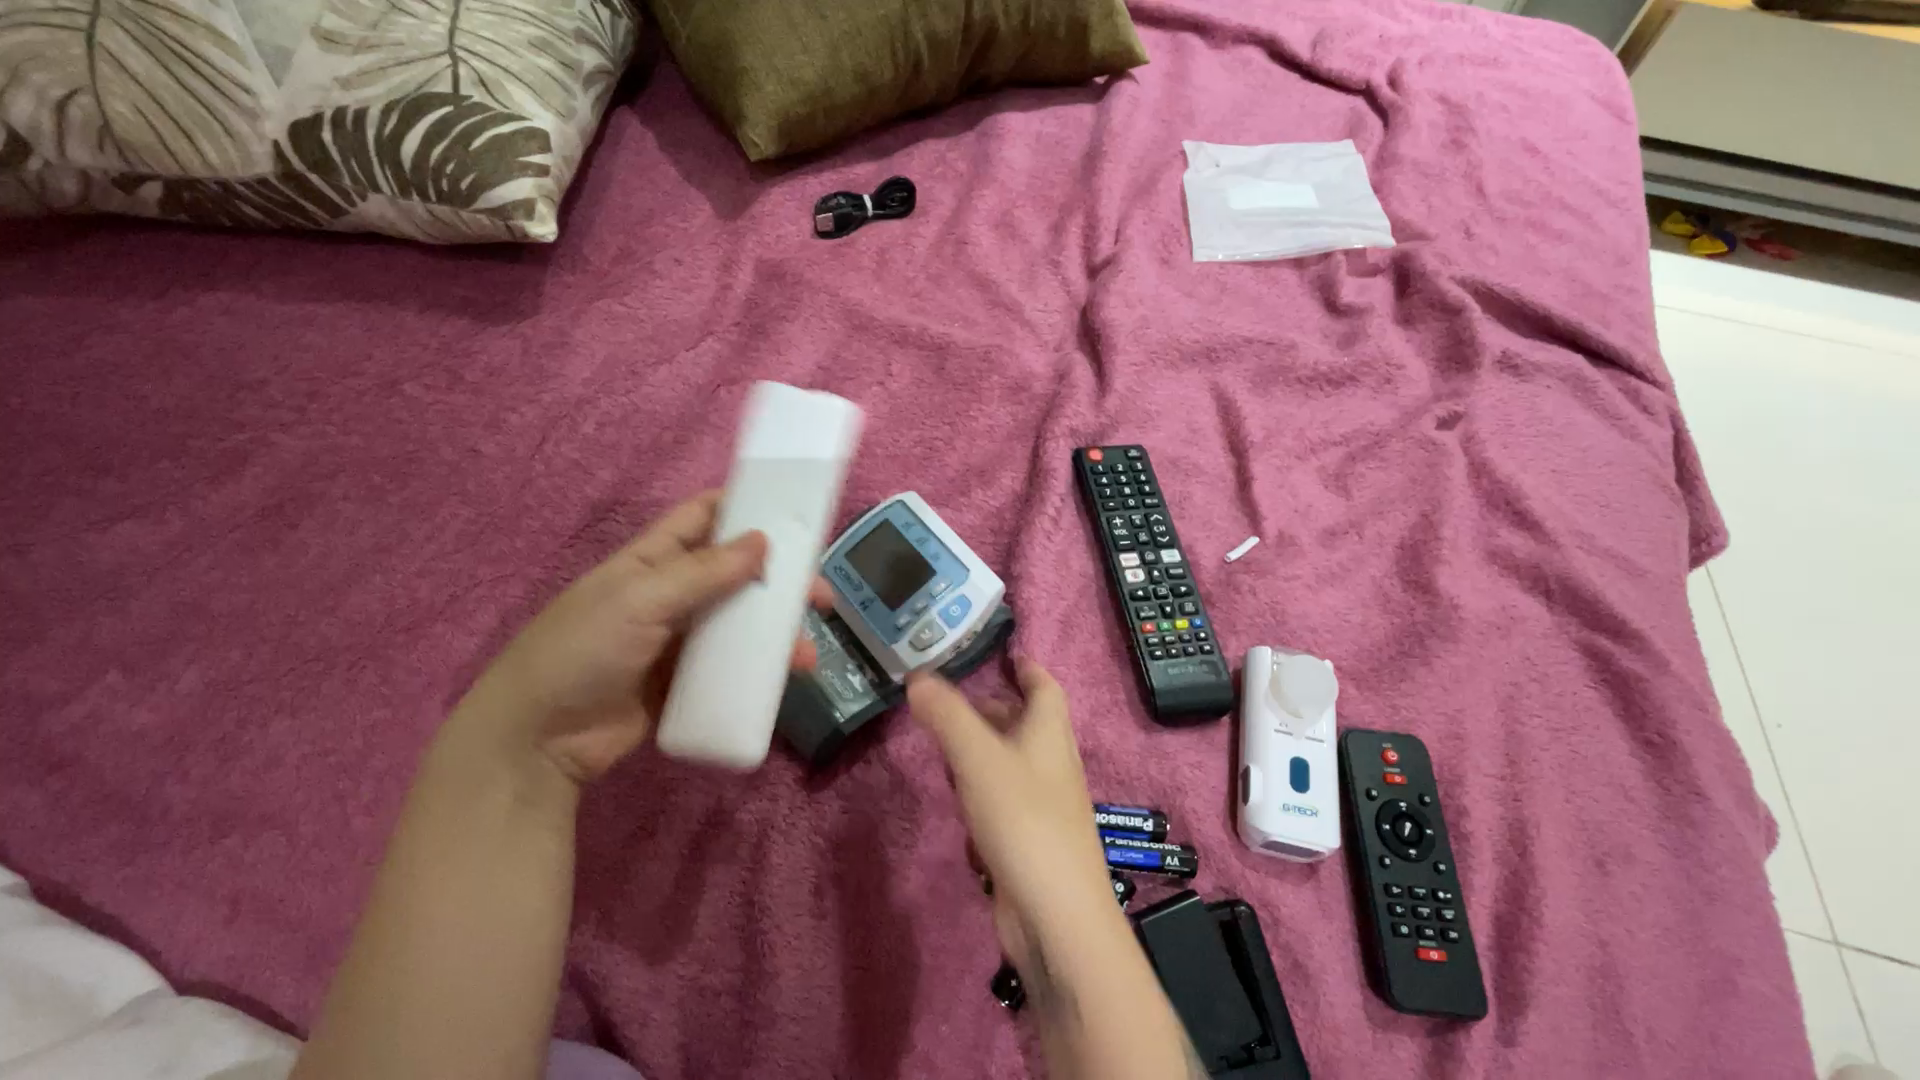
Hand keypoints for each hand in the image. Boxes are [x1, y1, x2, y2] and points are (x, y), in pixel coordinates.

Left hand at [458, 490, 824, 784]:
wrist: (538, 739)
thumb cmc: (581, 651)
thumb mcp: (640, 600)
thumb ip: (703, 572)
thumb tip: (762, 540)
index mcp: (652, 559)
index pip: (705, 517)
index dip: (746, 507)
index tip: (795, 511)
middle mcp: (670, 594)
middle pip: (736, 574)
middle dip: (780, 581)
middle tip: (820, 597)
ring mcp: (678, 641)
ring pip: (739, 625)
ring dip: (775, 633)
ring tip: (804, 654)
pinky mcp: (683, 684)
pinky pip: (730, 669)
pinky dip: (758, 671)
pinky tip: (783, 680)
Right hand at [906, 659, 1116, 976]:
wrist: (1055, 914)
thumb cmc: (1024, 820)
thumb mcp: (979, 759)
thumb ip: (947, 716)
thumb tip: (918, 676)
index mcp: (1050, 733)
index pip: (1044, 686)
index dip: (1026, 667)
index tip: (1003, 653)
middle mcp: (1051, 763)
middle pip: (1023, 724)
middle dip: (989, 709)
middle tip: (946, 700)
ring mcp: (1042, 804)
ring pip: (1008, 764)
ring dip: (979, 751)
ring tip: (941, 745)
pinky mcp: (1027, 839)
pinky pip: (1001, 802)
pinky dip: (979, 792)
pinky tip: (956, 801)